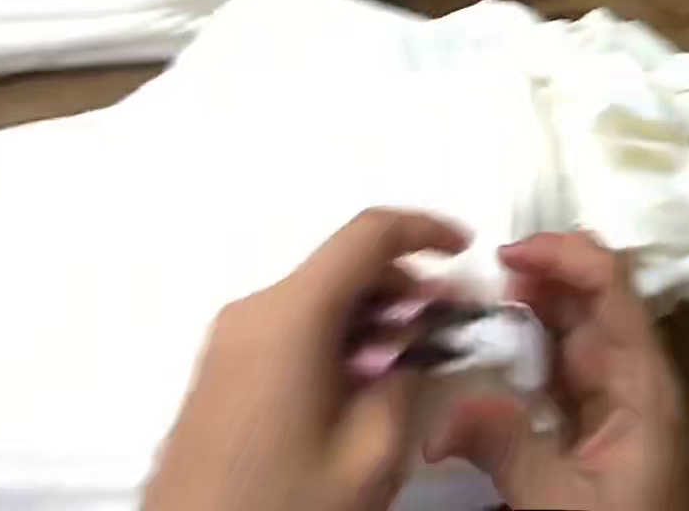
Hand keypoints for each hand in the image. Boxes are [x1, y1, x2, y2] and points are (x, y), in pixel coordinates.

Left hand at [146, 209, 470, 510]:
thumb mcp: (370, 458)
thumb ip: (406, 379)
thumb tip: (413, 341)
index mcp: (292, 314)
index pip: (370, 234)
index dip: (425, 229)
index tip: (466, 250)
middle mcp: (256, 307)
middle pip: (345, 265)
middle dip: (403, 284)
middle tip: (445, 326)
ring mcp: (232, 336)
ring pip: (321, 295)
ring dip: (373, 312)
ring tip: (406, 363)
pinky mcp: (222, 366)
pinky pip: (294, 324)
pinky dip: (339, 333)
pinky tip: (360, 383)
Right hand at [424, 233, 688, 510]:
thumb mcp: (560, 505)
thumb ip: (505, 451)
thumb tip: (437, 421)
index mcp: (639, 377)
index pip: (612, 285)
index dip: (564, 254)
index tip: (507, 255)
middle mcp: (628, 364)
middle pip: (593, 287)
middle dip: (542, 266)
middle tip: (488, 273)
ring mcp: (610, 380)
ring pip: (574, 310)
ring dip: (533, 292)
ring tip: (487, 294)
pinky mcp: (589, 398)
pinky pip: (560, 343)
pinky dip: (528, 326)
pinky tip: (499, 329)